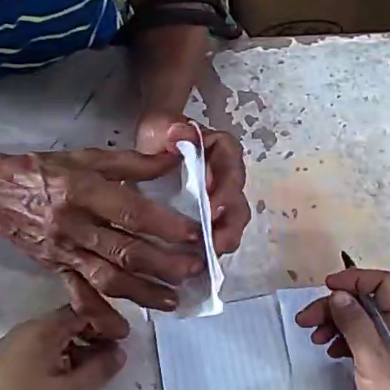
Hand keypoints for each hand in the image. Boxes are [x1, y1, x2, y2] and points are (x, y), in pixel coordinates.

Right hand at [0, 149, 205, 338]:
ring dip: (143, 293)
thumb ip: (134, 162)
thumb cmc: (44, 171)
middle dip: (163, 265)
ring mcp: (66, 252)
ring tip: (173, 300)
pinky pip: (79, 297)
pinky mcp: (56, 270)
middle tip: (194, 270)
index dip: (165, 226)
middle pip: (125, 251)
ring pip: (108, 278)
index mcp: (84, 192)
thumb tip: (175, 158)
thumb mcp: (88, 157)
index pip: (132, 213)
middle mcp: (76, 226)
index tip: (195, 235)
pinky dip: (100, 317)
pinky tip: (121, 330)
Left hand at [0, 307, 127, 389]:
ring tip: (90, 384)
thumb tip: (120, 351)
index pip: (80, 312)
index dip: (105, 324)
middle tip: (110, 364)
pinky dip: (56, 367)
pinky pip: (36, 358)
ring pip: (51, 345)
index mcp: (41, 329)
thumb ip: (100, 369)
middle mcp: (23, 332)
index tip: (123, 341)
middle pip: (64, 327)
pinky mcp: (0, 370)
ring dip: (75, 358)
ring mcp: (8, 351)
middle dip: (91, 343)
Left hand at [135, 115, 250, 254]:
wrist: (150, 149)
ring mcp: (221, 199)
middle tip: (215, 243)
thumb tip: (178, 132)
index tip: (212, 208)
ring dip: (225, 240)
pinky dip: (211, 249)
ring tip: (210, 257)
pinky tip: (199, 264)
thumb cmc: (159, 136)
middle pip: (238, 200)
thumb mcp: (159, 126)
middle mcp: (227, 176)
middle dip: (230, 224)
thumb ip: (168, 126)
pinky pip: (218, 235)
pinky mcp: (211, 218)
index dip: (227, 189)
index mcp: (221, 151)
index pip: (232, 166)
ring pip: (233, 222)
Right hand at [293, 269, 389, 389]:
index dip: (353, 279)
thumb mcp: (374, 365)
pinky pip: (365, 339)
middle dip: (337, 306)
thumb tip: (339, 296)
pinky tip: (331, 352)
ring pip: (363, 320)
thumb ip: (357, 327)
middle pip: (368, 301)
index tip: (326, 288)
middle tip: (306, 319)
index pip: (383, 283)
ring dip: (337, 323)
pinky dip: (345, 340)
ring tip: (315, 338)